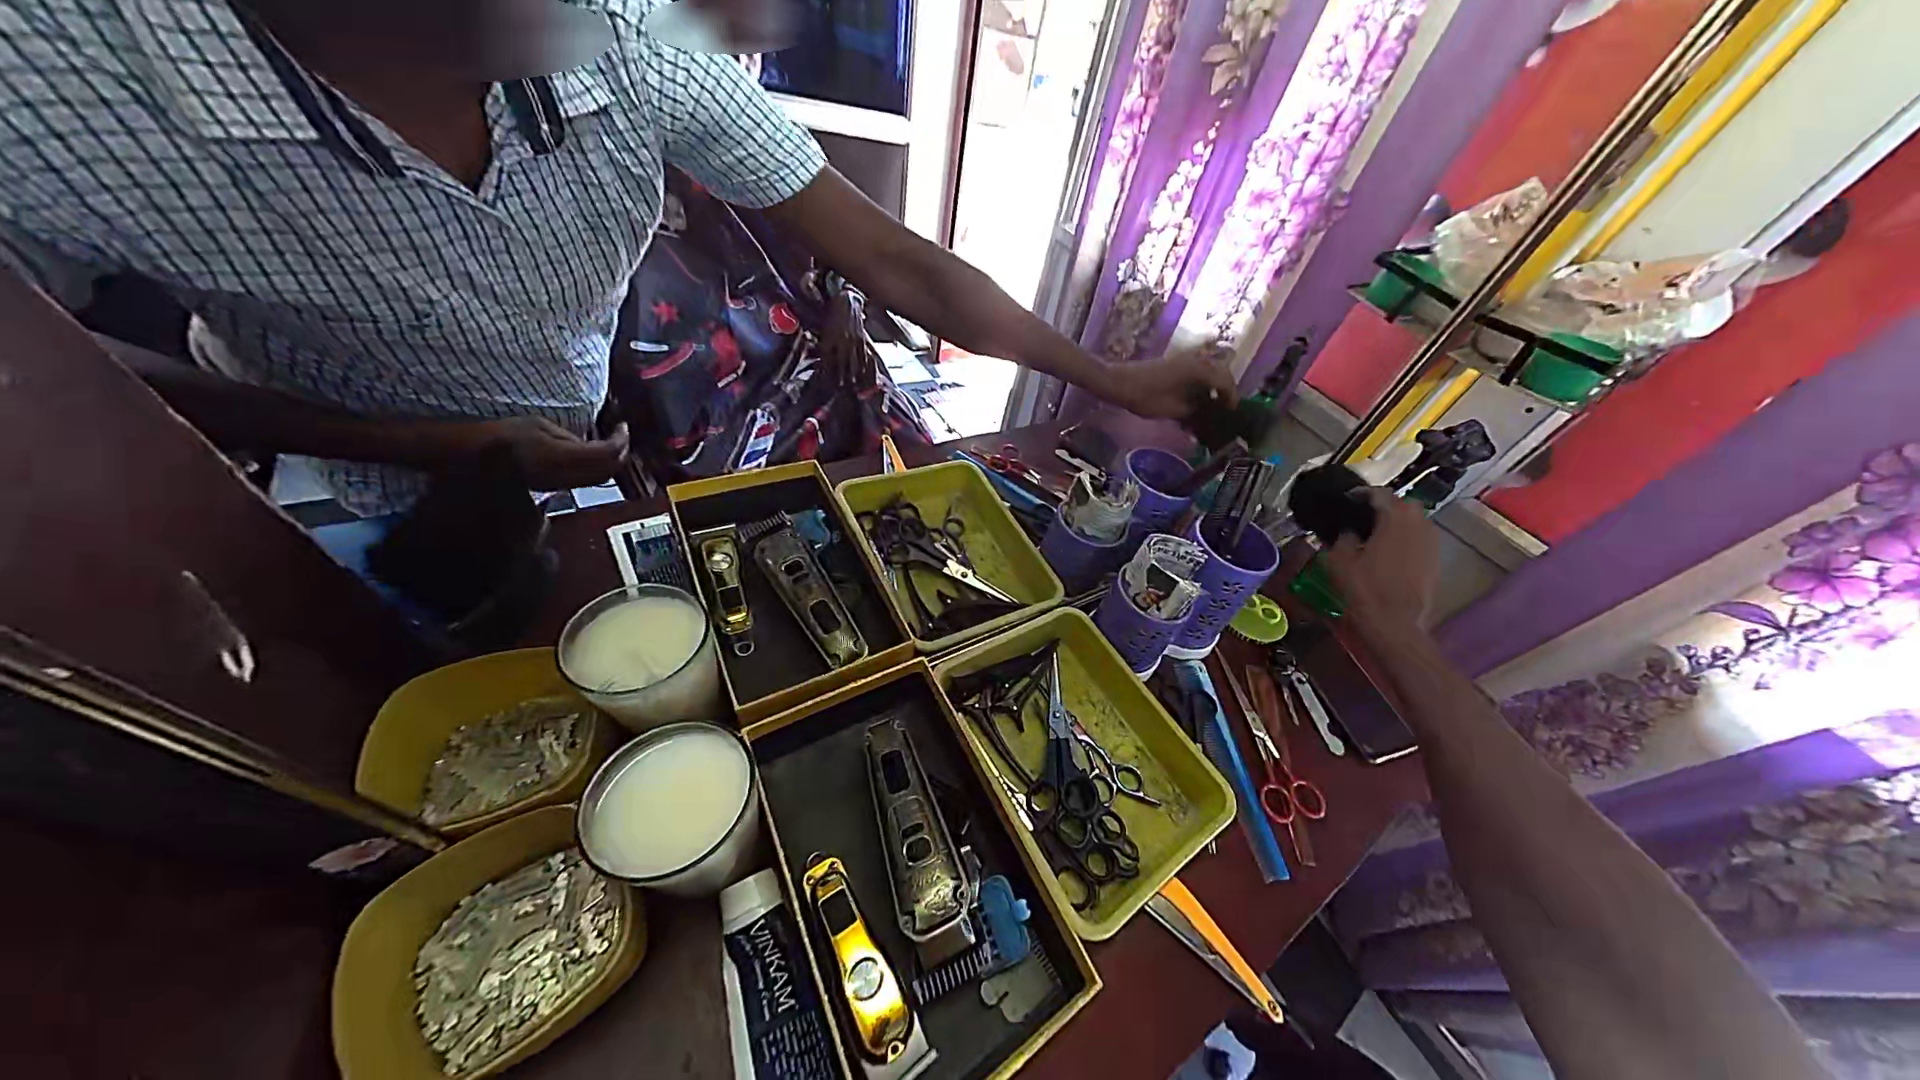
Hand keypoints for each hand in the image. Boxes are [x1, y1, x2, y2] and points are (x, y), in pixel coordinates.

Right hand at [454, 417, 630, 490]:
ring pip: (600, 478)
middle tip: (621, 434)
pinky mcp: (557, 488)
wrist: (477, 458)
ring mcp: (563, 485)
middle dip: (621, 452)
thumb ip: (570, 437)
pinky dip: (598, 467)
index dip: (621, 440)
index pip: (607, 453)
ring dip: (611, 461)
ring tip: (612, 442)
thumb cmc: (503, 435)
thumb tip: (590, 444)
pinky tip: (593, 453)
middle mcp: (567, 476)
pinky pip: (587, 480)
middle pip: (609, 469)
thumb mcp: (539, 426)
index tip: (622, 426)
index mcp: (563, 457)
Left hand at [1103, 348, 1238, 419]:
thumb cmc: (1146, 396)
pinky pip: (1195, 374)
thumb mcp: (1174, 410)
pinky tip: (1193, 404)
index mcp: (1200, 368)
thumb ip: (1196, 412)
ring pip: (1208, 374)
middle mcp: (1197, 359)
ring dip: (1211, 390)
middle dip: (1223, 393)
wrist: (1119, 382)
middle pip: (1221, 374)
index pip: (1226, 381)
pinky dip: (1198, 387)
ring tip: (1208, 410)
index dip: (1232, 398)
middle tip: (1222, 413)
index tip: (1232, 413)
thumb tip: (1209, 417)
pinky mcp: (1175, 364)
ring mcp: (1185, 360)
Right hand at [1320, 488, 1438, 636]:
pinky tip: (1389, 553)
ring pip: (1416, 521)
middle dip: (1385, 506)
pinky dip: (1406, 539)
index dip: (1361, 494)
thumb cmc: (1364, 588)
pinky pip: (1420, 540)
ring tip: (1377, 534)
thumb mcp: (1338, 560)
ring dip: (1398, 522)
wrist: (1395, 622)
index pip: (1380, 494)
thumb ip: (1342, 539)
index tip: (1348, 499)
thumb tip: (1348, 532)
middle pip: (1404, 504)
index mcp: (1394, 518)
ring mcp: (1432, 543)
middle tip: (1364, 515)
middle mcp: (1419, 525)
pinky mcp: (1436, 561)